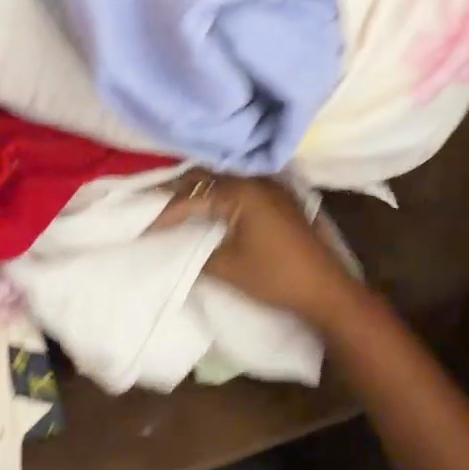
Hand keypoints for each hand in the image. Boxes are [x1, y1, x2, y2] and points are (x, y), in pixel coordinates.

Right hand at [161, 172, 360, 324]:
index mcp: (241, 192)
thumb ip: (196, 252)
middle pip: (205, 177)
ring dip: (197, 188)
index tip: (140, 225)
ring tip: (170, 200)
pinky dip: (217, 193)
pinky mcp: (277, 199)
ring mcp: (269, 187)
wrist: (328, 292)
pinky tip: (205, 204)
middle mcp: (255, 180)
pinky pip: (238, 187)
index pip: (191, 197)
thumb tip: (171, 245)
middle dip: (176, 190)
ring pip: (221, 180)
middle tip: (147, 202)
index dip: (163, 212)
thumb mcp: (228, 268)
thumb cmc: (276, 278)